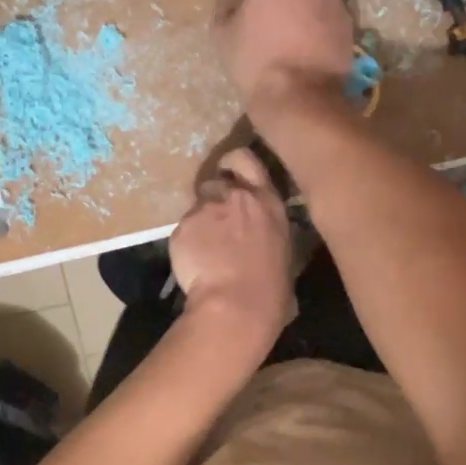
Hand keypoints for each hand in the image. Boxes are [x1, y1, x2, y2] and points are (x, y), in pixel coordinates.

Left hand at [169, 148, 294, 350]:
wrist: (236, 304)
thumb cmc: (272, 288)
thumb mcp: (284, 251)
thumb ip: (268, 232)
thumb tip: (264, 240)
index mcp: (267, 201)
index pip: (245, 160)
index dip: (233, 162)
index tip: (228, 169)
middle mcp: (235, 197)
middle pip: (215, 182)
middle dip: (213, 196)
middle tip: (214, 220)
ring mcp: (205, 210)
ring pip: (196, 208)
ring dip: (199, 222)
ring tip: (204, 249)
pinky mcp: (181, 228)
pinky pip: (182, 231)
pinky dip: (186, 243)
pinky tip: (194, 264)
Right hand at [212, 0, 356, 109]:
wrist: (297, 95)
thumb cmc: (253, 59)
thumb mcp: (221, 31)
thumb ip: (227, 2)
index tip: (250, 12)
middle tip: (272, 28)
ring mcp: (336, 0)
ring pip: (314, 1)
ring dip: (305, 14)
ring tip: (293, 45)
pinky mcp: (351, 26)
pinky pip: (329, 23)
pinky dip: (321, 32)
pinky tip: (309, 55)